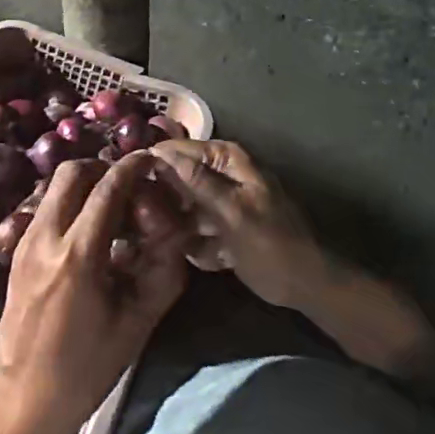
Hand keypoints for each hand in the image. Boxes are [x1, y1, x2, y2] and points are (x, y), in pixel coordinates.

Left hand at [0, 154, 190, 433]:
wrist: (23, 396)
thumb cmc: (85, 368)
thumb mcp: (136, 324)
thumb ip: (160, 271)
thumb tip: (173, 230)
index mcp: (76, 256)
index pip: (106, 190)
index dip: (131, 168)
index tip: (150, 161)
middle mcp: (44, 237)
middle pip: (71, 173)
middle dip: (104, 169)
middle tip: (131, 186)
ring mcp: (24, 241)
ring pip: (54, 187)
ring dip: (85, 184)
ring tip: (113, 206)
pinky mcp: (16, 250)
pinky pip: (45, 206)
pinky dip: (68, 201)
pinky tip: (89, 228)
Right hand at [147, 139, 333, 307]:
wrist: (304, 284)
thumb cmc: (271, 244)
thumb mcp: (231, 211)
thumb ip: (197, 180)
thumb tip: (161, 152)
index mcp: (230, 161)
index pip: (181, 149)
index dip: (156, 161)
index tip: (129, 176)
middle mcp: (224, 174)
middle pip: (179, 177)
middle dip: (165, 199)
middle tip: (146, 217)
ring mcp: (221, 201)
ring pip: (184, 204)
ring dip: (179, 224)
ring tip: (176, 240)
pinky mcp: (221, 226)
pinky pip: (195, 227)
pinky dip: (196, 242)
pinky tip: (208, 256)